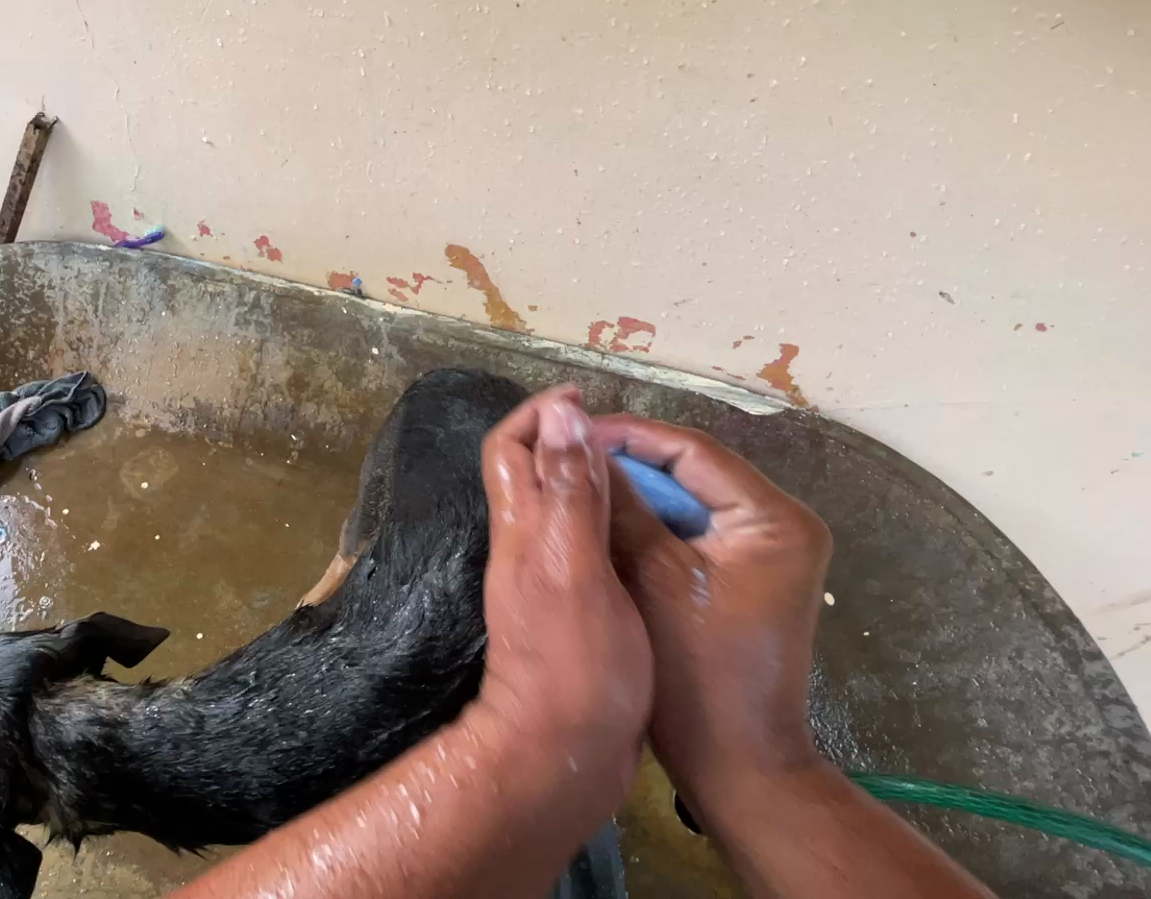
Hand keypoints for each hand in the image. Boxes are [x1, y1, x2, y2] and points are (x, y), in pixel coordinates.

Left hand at [471, 387, 654, 825]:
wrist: (562, 753)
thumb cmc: (575, 661)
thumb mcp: (575, 565)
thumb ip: (569, 491)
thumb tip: (561, 413)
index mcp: (521, 529)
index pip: (509, 448)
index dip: (538, 414)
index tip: (581, 397)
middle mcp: (524, 545)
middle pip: (528, 472)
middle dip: (562, 438)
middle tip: (619, 431)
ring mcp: (544, 578)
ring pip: (555, 507)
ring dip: (585, 476)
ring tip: (638, 468)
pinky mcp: (569, 609)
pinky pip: (579, 543)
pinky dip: (603, 520)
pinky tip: (641, 528)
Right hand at [591, 415, 832, 817]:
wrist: (736, 761)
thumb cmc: (697, 671)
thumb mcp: (651, 575)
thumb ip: (620, 504)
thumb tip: (578, 444)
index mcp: (774, 518)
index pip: (693, 450)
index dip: (629, 434)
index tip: (572, 431)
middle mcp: (782, 522)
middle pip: (694, 469)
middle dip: (631, 460)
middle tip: (570, 453)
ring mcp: (768, 548)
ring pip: (689, 496)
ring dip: (638, 488)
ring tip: (580, 478)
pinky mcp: (749, 570)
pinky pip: (693, 526)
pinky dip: (651, 519)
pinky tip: (607, 515)